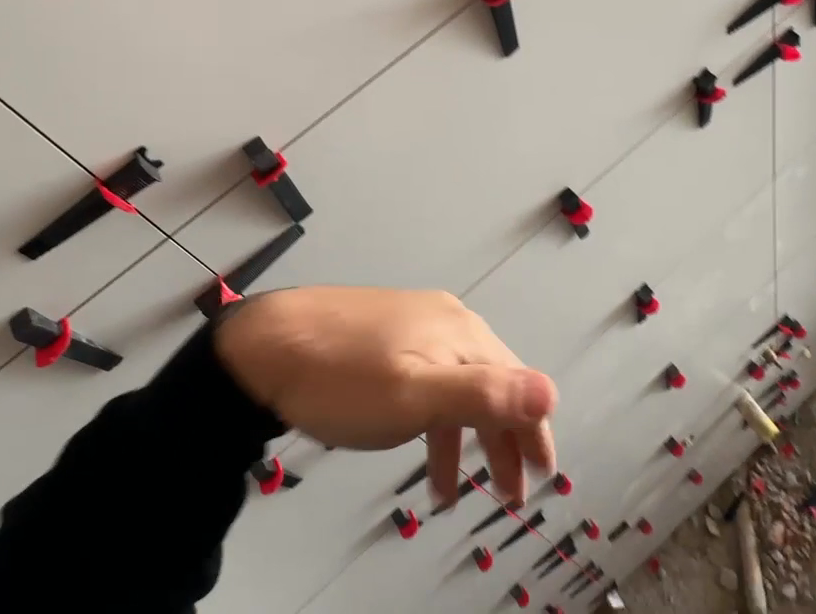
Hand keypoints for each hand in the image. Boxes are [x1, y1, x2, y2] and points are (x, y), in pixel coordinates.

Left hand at [213, 287, 557, 505]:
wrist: (263, 346)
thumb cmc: (342, 381)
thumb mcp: (415, 397)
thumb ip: (484, 395)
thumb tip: (552, 392)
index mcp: (460, 333)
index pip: (516, 384)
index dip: (534, 432)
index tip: (544, 476)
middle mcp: (444, 320)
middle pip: (490, 383)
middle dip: (502, 441)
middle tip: (508, 494)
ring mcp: (412, 323)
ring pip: (455, 385)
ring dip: (463, 438)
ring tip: (454, 491)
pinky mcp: (385, 334)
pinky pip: (425, 379)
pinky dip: (431, 420)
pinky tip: (415, 447)